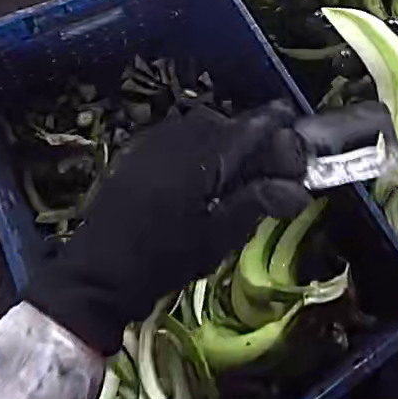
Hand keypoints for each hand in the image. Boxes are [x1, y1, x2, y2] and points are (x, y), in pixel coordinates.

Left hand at [25, 102, 313, 353]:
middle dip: (253, 138)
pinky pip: (179, 135)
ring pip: (203, 126)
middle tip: (268, 165)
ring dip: (225, 141)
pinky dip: (199, 146)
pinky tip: (200, 174)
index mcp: (203, 155)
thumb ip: (259, 202)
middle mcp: (178, 136)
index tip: (296, 128)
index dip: (278, 125)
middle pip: (229, 123)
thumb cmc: (164, 259)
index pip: (252, 126)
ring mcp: (153, 140)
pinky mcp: (136, 150)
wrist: (96, 275)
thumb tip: (301, 191)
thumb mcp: (218, 236)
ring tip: (235, 172)